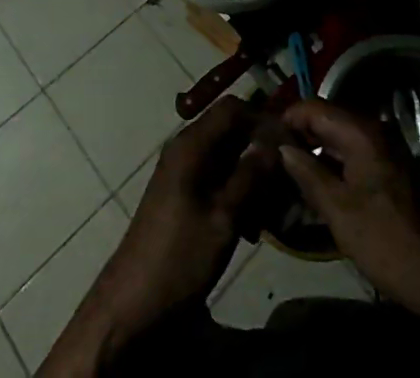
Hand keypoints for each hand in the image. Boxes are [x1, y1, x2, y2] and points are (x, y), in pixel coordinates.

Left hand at [103, 96, 274, 326]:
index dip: (264, 119)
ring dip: (254, 176)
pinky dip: (240, 194)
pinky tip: (254, 225)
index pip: (233, 108)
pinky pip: (220, 180)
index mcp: (190, 147)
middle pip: (233, 131)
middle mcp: (185, 151)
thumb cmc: (178, 259)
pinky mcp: (185, 198)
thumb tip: (277, 138)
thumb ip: (252, 173)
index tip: (290, 145)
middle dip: (262, 151)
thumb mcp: (224, 216)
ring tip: (274, 207)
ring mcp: (183, 175)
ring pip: (230, 157)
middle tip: (288, 179)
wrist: (129, 310)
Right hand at [276, 99, 419, 322]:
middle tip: (264, 158)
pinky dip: (328, 166)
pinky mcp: (385, 172)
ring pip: (337, 140)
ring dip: (311, 153)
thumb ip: (307, 174)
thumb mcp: (338, 209)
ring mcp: (382, 151)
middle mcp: (374, 132)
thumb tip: (281, 147)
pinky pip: (350, 157)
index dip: (286, 118)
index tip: (260, 138)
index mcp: (362, 133)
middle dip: (296, 135)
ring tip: (278, 173)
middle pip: (326, 120)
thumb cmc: (384, 239)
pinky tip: (307, 187)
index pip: (314, 107)